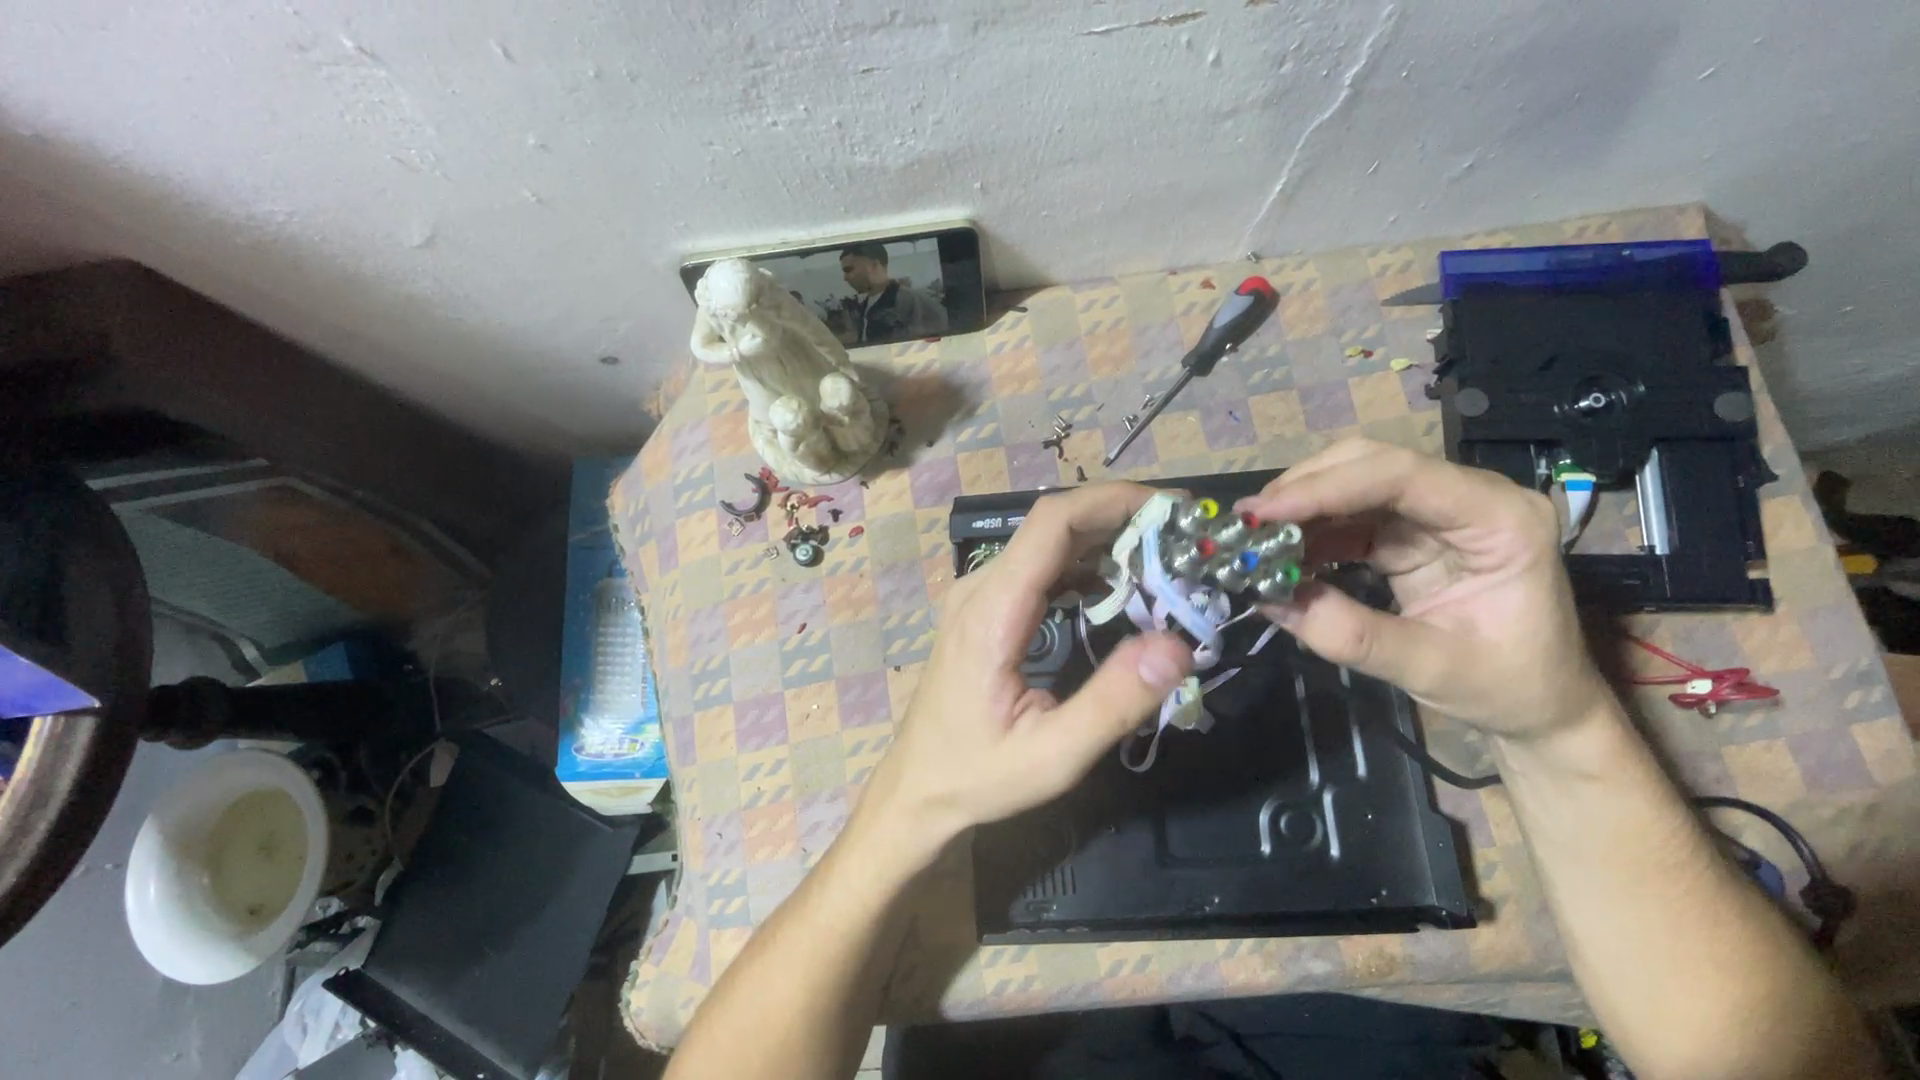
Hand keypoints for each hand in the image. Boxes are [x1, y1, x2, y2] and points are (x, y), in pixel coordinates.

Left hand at [855, 484, 1193, 859]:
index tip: (1172, 507)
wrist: (916, 789)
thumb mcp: (1052, 756)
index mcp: (992, 611)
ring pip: (1046, 544)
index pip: (1052, 523)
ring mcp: (979, 597)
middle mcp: (980, 589)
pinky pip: (1038, 568)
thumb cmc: (977, 775)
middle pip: (1053, 525)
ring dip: (1104, 539)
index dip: (1113, 501)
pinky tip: (1119, 586)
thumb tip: (1176, 646)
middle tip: (1182, 536)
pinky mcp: (985, 611)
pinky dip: (1084, 565)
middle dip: (1120, 517)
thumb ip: (1113, 703)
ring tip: (1162, 556)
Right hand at [1236, 438, 1608, 739]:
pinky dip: (1310, 532)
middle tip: (1248, 524)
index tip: (1264, 512)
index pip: (1403, 477)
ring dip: (1300, 508)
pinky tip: (1278, 553)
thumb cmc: (1508, 687)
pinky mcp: (1412, 531)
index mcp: (1500, 519)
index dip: (1327, 487)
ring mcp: (1439, 512)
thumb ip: (1353, 636)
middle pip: (1373, 464)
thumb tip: (1269, 600)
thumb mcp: (1431, 669)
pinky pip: (1350, 517)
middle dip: (1305, 489)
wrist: (1542, 707)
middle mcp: (1470, 498)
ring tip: (1252, 539)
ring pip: (1354, 482)